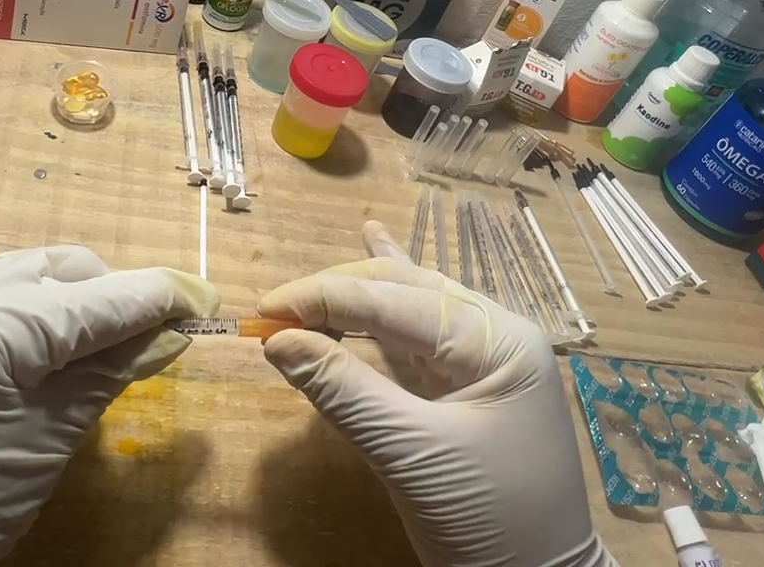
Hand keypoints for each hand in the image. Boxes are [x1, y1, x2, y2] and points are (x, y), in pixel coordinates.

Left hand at [0, 246, 218, 566]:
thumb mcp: (43, 444)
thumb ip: (108, 373)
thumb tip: (170, 332)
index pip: (96, 298)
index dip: (156, 297)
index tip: (203, 300)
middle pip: (64, 266)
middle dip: (111, 294)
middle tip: (145, 337)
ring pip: (27, 269)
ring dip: (70, 296)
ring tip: (90, 346)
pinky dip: (27, 305)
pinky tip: (34, 350)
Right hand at [259, 221, 610, 566]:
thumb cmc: (488, 522)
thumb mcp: (412, 456)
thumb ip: (344, 391)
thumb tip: (276, 340)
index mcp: (496, 339)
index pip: (395, 300)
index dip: (325, 298)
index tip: (266, 309)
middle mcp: (494, 331)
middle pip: (403, 288)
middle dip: (336, 293)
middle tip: (275, 310)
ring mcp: (484, 352)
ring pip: (406, 302)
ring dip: (353, 294)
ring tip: (306, 285)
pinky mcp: (468, 378)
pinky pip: (416, 328)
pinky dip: (382, 301)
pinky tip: (375, 242)